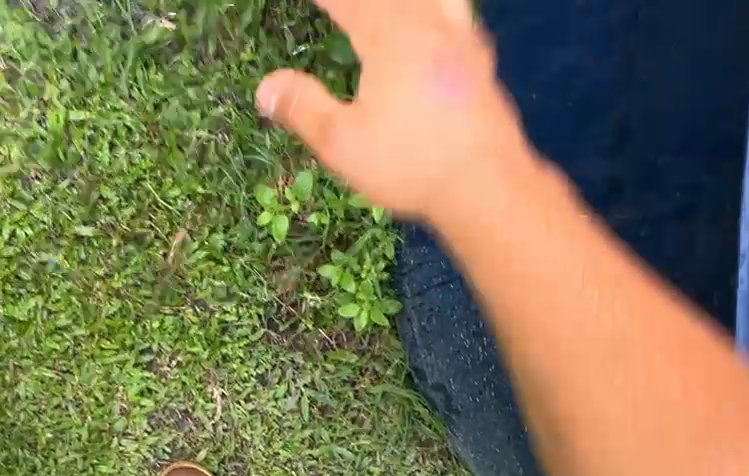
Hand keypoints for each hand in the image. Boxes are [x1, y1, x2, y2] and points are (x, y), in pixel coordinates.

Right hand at [257, 0, 534, 222]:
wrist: (484, 184)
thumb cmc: (409, 166)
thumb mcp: (343, 145)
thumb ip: (303, 109)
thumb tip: (263, 88)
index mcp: (389, 36)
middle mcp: (428, 23)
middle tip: (340, 5)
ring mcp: (460, 38)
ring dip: (404, 1)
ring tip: (388, 10)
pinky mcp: (480, 60)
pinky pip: (457, 11)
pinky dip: (439, 7)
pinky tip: (440, 17)